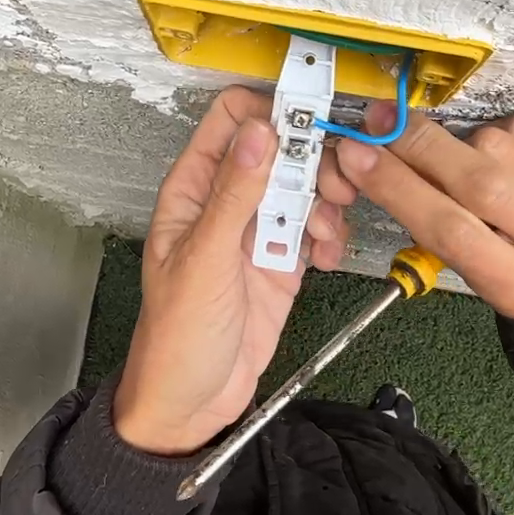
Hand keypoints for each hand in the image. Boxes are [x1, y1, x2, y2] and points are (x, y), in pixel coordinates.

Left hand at [114, 87, 356, 455]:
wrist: (193, 403)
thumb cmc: (177, 333)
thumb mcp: (205, 259)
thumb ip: (234, 194)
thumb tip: (258, 130)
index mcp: (195, 189)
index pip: (232, 120)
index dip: (271, 111)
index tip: (313, 120)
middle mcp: (228, 200)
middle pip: (280, 150)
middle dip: (313, 160)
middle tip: (336, 186)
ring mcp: (256, 230)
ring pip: (303, 187)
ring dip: (325, 201)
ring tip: (326, 232)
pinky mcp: (281, 259)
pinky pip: (315, 229)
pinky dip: (328, 237)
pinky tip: (324, 258)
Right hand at [334, 106, 513, 321]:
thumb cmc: (503, 258)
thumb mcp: (463, 260)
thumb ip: (427, 214)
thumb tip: (371, 153)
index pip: (449, 230)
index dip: (397, 186)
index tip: (357, 152)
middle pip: (481, 184)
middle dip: (420, 146)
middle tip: (383, 122)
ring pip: (505, 145)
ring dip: (467, 140)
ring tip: (462, 154)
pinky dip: (507, 128)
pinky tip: (507, 149)